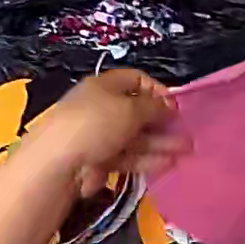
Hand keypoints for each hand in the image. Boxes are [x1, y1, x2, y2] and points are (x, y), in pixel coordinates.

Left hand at [19, 69, 187, 196]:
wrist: (58, 163)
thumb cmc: (96, 124)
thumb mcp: (131, 109)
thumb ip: (156, 107)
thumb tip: (170, 106)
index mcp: (105, 86)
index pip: (137, 80)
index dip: (158, 90)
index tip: (176, 106)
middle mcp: (102, 108)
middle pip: (138, 111)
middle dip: (163, 121)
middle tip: (186, 131)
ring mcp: (100, 135)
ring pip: (136, 137)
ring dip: (161, 142)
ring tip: (186, 149)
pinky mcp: (100, 160)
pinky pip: (128, 157)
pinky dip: (148, 159)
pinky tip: (168, 163)